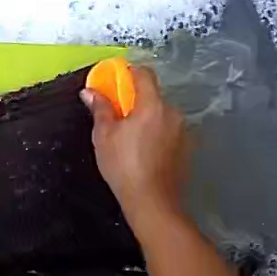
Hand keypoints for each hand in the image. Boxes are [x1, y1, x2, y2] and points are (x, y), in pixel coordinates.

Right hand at [82, 64, 187, 226]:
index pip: (144, 74)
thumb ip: (100, 109)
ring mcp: (183, 130)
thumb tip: (89, 92)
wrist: (152, 202)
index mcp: (153, 105)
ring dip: (147, 118)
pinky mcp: (187, 147)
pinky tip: (144, 152)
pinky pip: (169, 131)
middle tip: (117, 116)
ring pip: (162, 114)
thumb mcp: (104, 135)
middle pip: (153, 96)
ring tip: (129, 138)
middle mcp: (173, 112)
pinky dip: (157, 133)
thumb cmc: (124, 166)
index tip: (115, 82)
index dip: (129, 73)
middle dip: (136, 101)